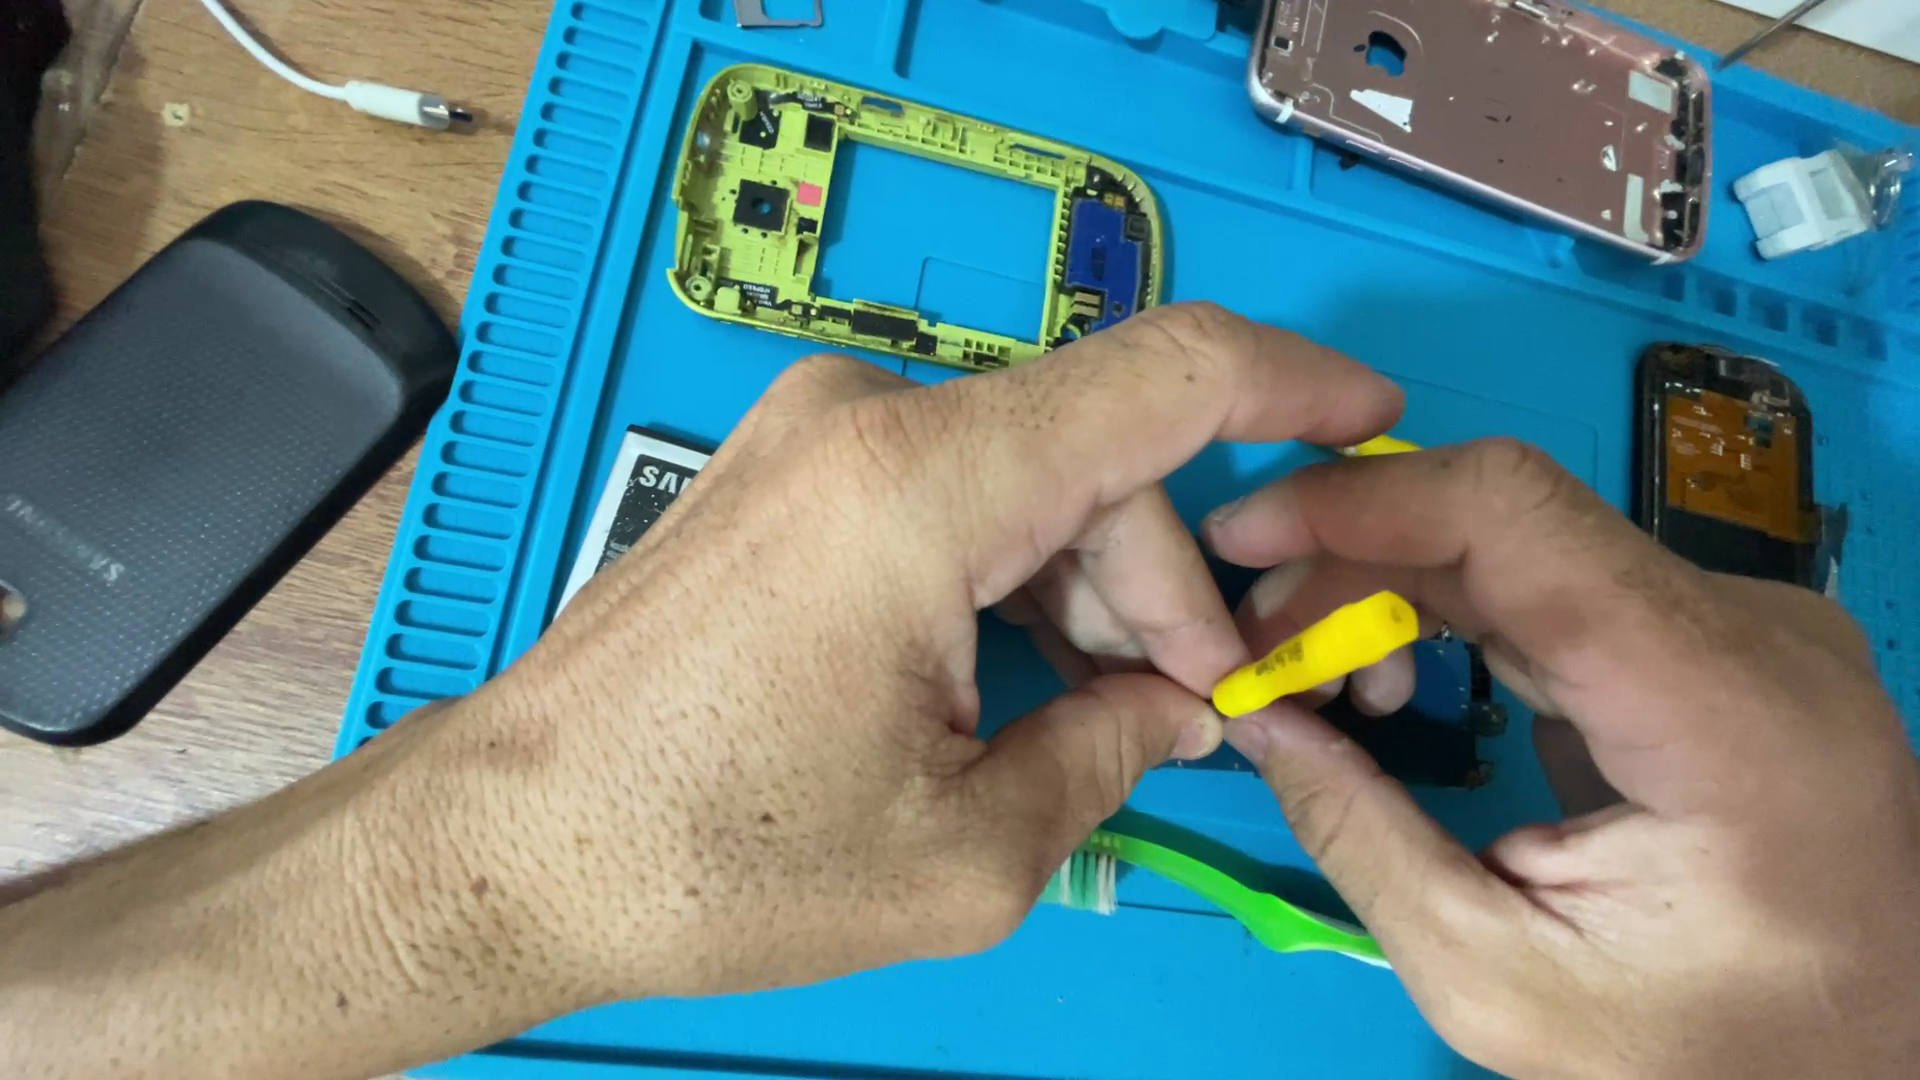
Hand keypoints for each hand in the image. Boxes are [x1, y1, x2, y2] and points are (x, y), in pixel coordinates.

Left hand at [468, 303, 1403, 998]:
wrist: (516, 836)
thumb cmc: (711, 854)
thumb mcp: (964, 852)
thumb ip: (1109, 756)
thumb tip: (1180, 704)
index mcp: (922, 486)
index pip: (1161, 375)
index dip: (1288, 384)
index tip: (1366, 416)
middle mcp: (872, 421)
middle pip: (1099, 462)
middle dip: (1164, 584)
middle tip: (1189, 703)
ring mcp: (826, 434)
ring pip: (1031, 479)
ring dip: (1087, 586)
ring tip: (1093, 704)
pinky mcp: (803, 471)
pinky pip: (960, 492)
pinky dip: (1016, 570)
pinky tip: (1016, 664)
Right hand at [1205, 438, 1919, 1077]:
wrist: (1855, 1065)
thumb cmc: (1692, 1047)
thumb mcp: (1486, 974)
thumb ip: (1350, 829)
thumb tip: (1245, 708)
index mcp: (1720, 712)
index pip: (1509, 516)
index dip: (1351, 502)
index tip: (1237, 537)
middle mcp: (1733, 624)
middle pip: (1478, 520)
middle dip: (1331, 568)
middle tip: (1251, 649)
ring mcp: (1708, 614)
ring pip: (1481, 536)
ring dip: (1362, 589)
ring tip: (1310, 681)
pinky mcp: (1672, 624)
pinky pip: (1504, 571)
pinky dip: (1409, 605)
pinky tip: (1382, 681)